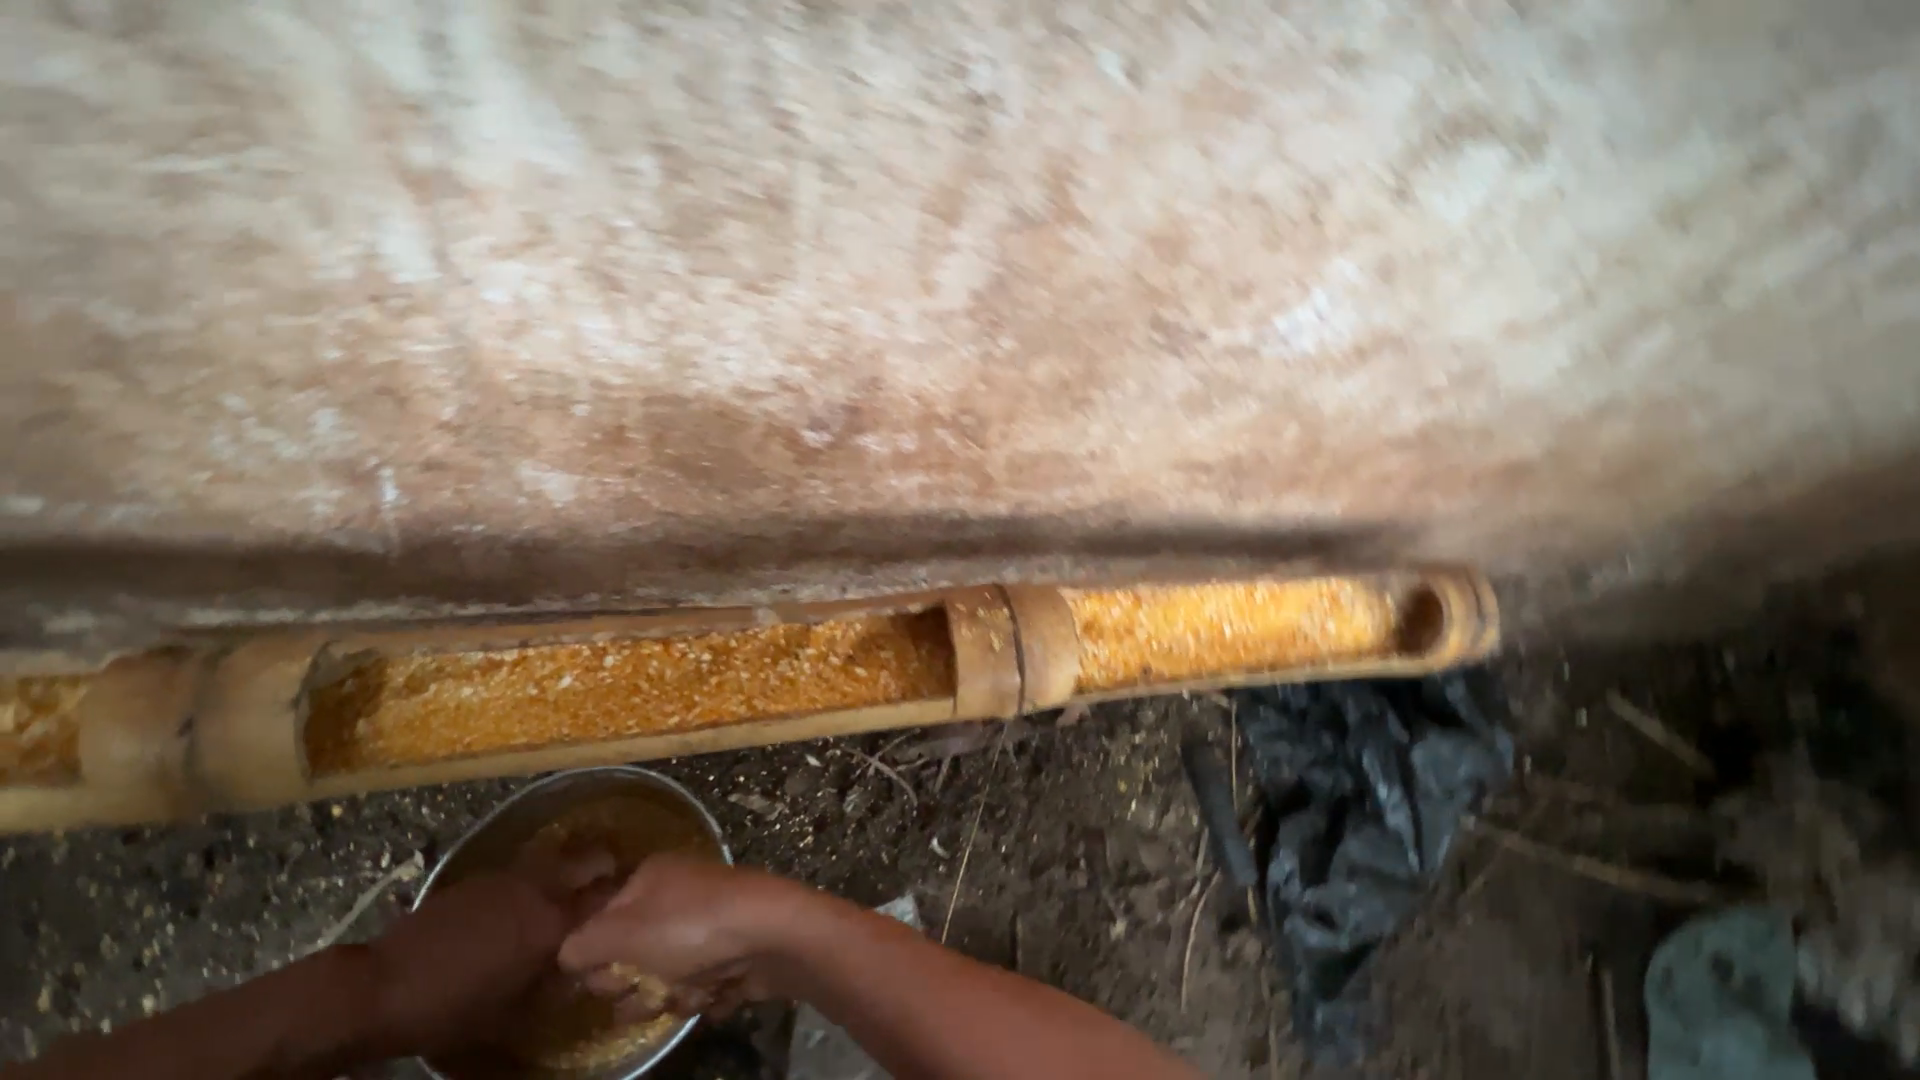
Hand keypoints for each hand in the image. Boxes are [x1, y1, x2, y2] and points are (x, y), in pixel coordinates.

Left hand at [358, 844, 615, 1056]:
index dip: (630, 900)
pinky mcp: (482, 875)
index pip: (611, 897)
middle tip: (607, 889)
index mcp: (555, 923)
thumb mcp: (513, 1014)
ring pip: (558, 857)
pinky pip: (525, 868)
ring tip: (565, 896)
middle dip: (607, 869)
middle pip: (593, 857)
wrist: (380, 987)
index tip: (636, 909)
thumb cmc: (452, 1009)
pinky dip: (535, 879)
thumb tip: (582, 974)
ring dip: (570, 870)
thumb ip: (556, 988)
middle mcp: (541, 888)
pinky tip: (519, 906)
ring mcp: (510, 876)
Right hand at [557, 856, 820, 1018]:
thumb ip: (581, 945)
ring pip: (669, 978)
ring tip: (694, 989)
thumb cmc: (692, 927)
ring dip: (674, 995)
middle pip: (635, 956)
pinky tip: (721, 990)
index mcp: (651, 878)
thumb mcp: (621, 932)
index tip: (612, 975)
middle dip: (639, 984)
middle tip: (654, 986)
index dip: (600, 958)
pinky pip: (706, 985)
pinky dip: (709, 994)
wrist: (775, 933)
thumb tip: (569, 955)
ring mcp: (710, 924)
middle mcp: (679, 896)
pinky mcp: (736, 952)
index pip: (602, 923)